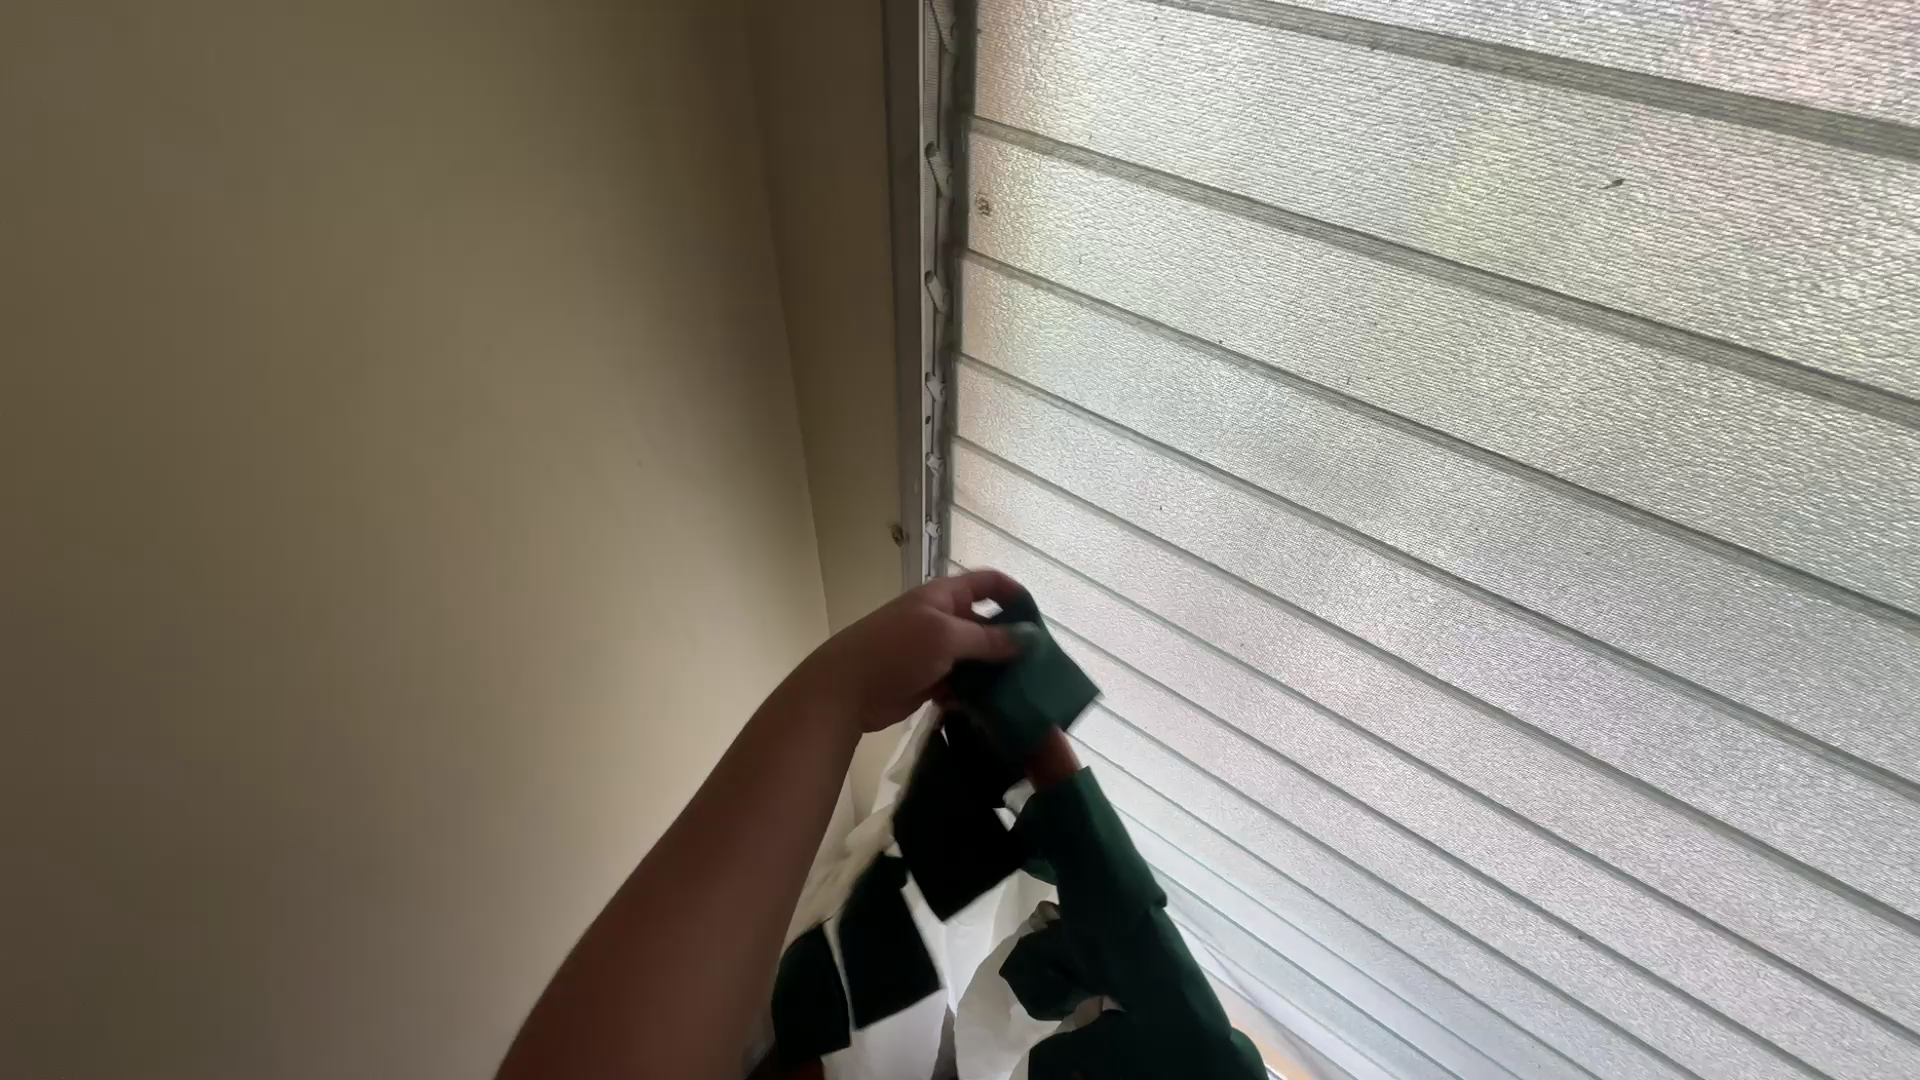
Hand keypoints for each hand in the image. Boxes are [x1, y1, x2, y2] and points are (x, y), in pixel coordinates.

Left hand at [784, 569, 1032, 734]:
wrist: (845, 690)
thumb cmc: (895, 651)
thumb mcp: (945, 637)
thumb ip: (988, 638)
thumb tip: (1029, 638)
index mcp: (944, 596)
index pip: (987, 583)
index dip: (1014, 594)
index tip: (1040, 619)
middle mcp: (942, 619)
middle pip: (986, 623)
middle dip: (1011, 641)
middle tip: (1041, 665)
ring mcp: (935, 652)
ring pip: (976, 658)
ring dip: (997, 672)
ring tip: (1026, 691)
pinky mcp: (930, 681)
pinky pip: (963, 683)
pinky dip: (978, 693)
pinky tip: (998, 708)